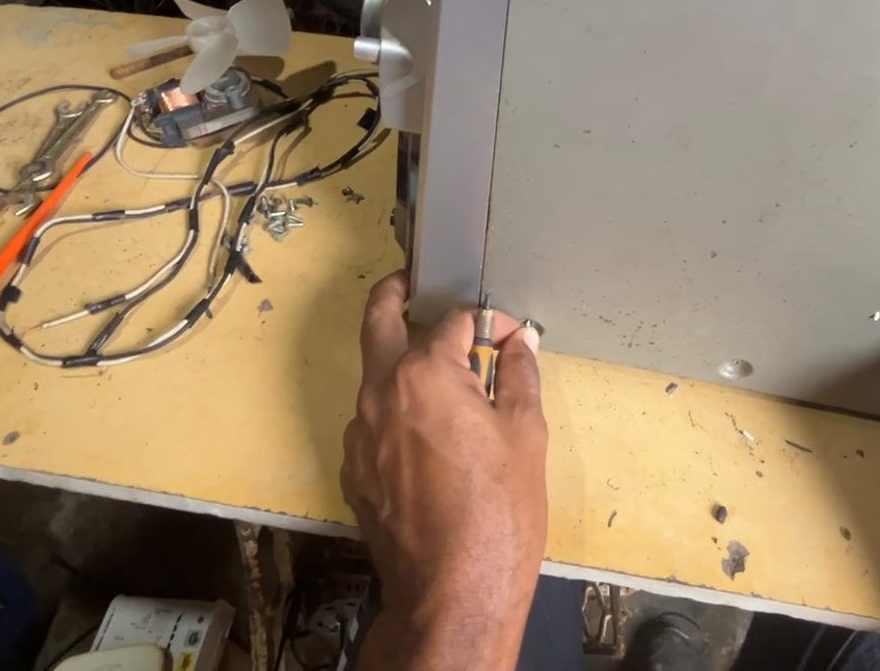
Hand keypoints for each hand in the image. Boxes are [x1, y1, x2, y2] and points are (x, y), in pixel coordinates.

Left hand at [341, 272, 548, 670]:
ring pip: (374, 373)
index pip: (453, 320)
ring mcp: (359, 432)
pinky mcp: (353, 469)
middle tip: (410, 284)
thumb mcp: (526, 434)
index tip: (508, 337)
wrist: (454, 596)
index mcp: (425, 373)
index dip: (487, 322)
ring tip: (440, 376)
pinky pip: (371, 419)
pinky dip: (396, 408)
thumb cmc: (498, 510)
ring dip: (400, 360)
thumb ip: (520, 374)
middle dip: (393, 292)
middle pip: (377, 318)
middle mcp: (381, 392)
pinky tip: (426, 434)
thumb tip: (519, 342)